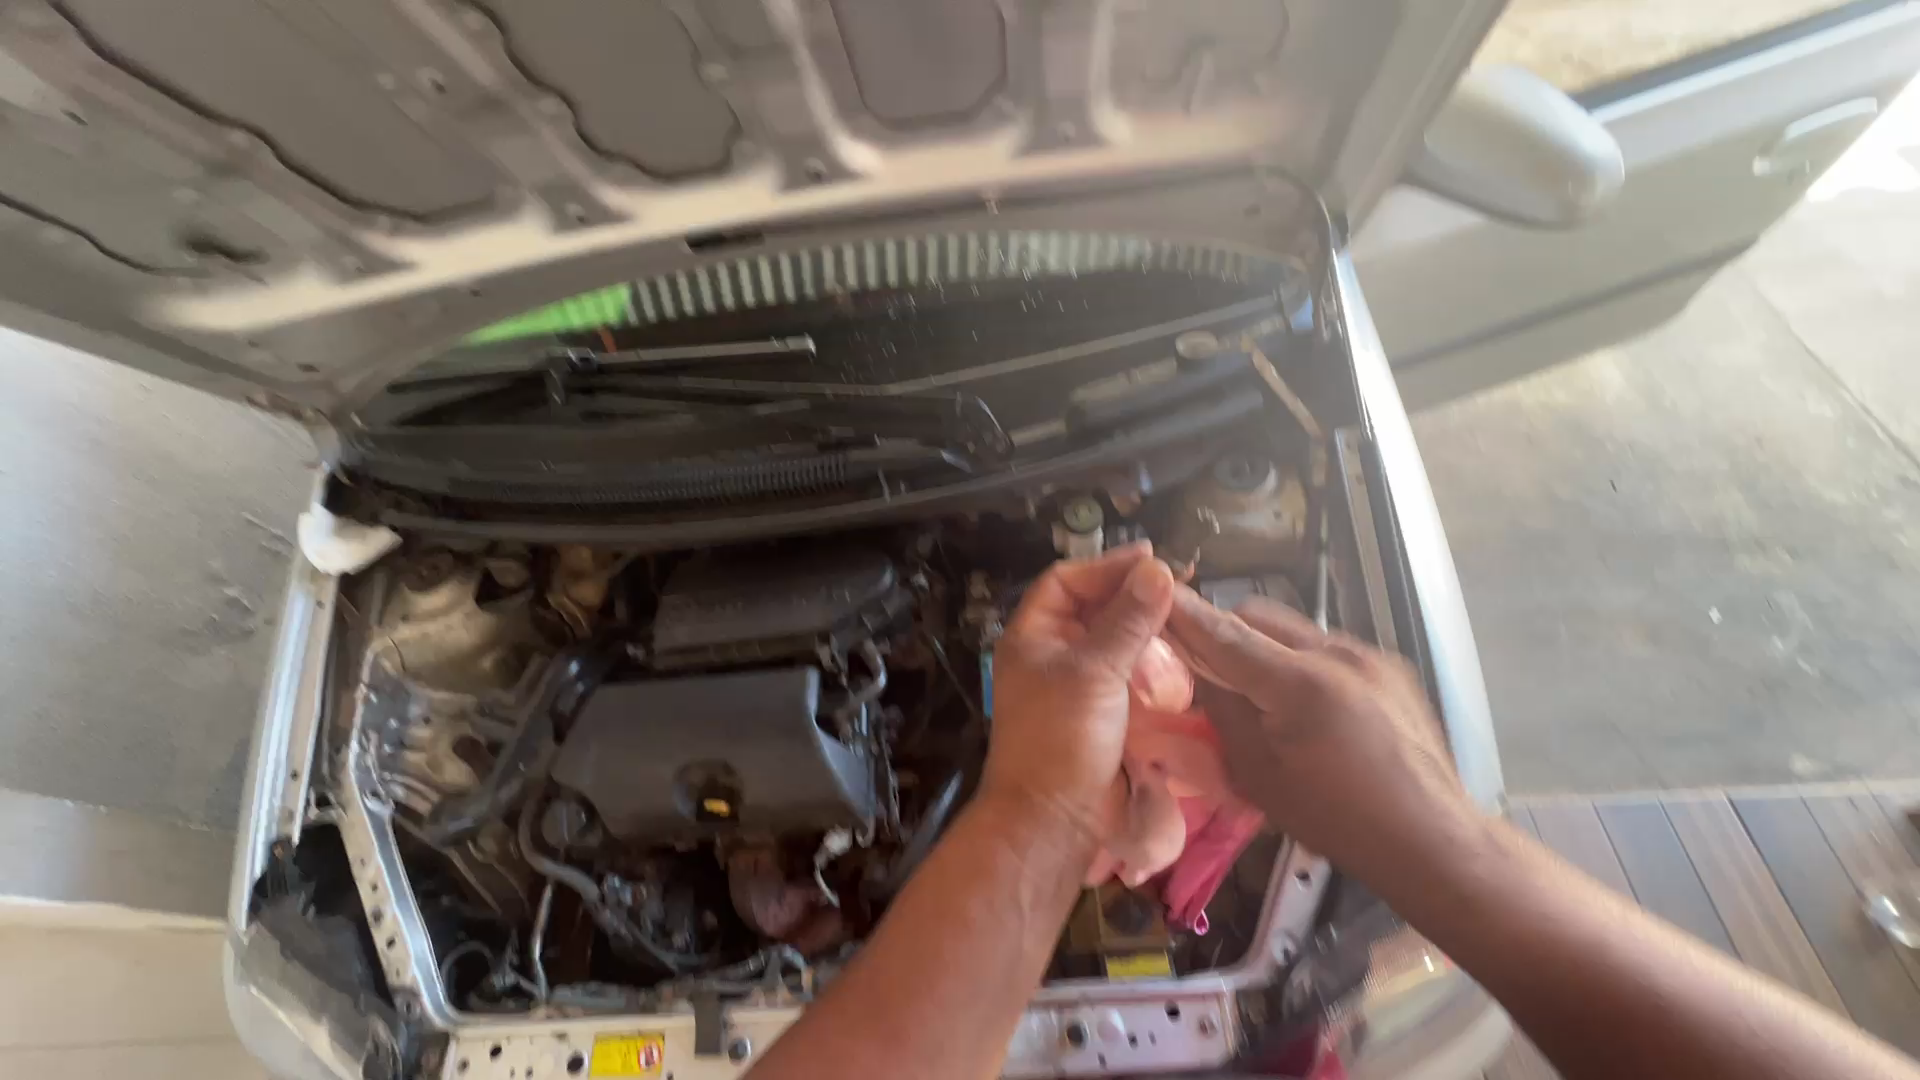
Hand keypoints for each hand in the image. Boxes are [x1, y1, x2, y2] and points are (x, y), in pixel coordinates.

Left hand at [983, 545, 1175, 838]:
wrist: (1055, 818)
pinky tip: (1174, 653)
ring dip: (1141, 624)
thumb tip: (1158, 569)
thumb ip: (1128, 620)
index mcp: (1032, 634)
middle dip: (1129, 593)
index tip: (1151, 558)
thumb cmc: (1062, 735)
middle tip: (1176, 583)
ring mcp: (1074, 682)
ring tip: (1180, 612)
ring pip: (1109, 638)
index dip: (1105, 566)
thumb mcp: (1095, 670)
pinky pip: (1123, 670)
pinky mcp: (1098, 709)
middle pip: (1090, 607)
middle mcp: (1050, 652)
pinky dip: (1146, 658)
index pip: (1066, 581)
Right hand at [1161, 588, 1478, 885]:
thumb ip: (1223, 711)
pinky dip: (1299, 661)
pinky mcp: (1390, 666)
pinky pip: (1325, 647)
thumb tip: (1197, 670)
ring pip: (1292, 628)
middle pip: (1258, 614)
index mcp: (1300, 684)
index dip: (1184, 613)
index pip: (1225, 634)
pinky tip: (1308, 707)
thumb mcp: (1257, 775)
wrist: (1434, 841)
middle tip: (1206, 665)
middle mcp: (1337, 653)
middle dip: (1224, 630)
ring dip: (1263, 646)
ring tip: (1262, 692)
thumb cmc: (1335, 820)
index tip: (1152, 594)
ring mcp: (1370, 655)